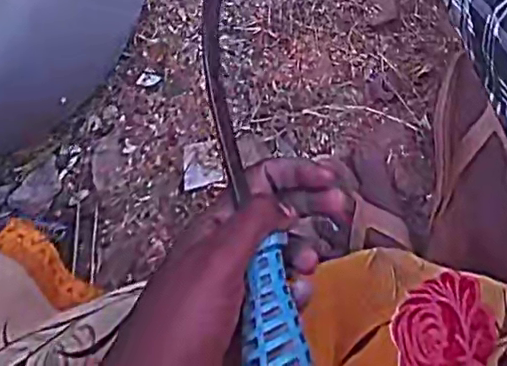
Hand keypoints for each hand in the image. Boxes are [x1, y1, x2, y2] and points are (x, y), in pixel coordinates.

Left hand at [102, 159, 348, 365]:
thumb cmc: (168, 332)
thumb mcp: (216, 262)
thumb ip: (251, 223)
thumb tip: (282, 202)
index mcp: (217, 227)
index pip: (261, 182)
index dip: (295, 174)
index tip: (326, 176)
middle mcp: (228, 254)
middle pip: (278, 219)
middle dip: (309, 212)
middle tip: (337, 209)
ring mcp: (238, 291)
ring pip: (284, 265)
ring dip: (300, 264)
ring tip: (305, 268)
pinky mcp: (247, 325)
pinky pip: (282, 305)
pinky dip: (293, 305)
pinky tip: (292, 307)